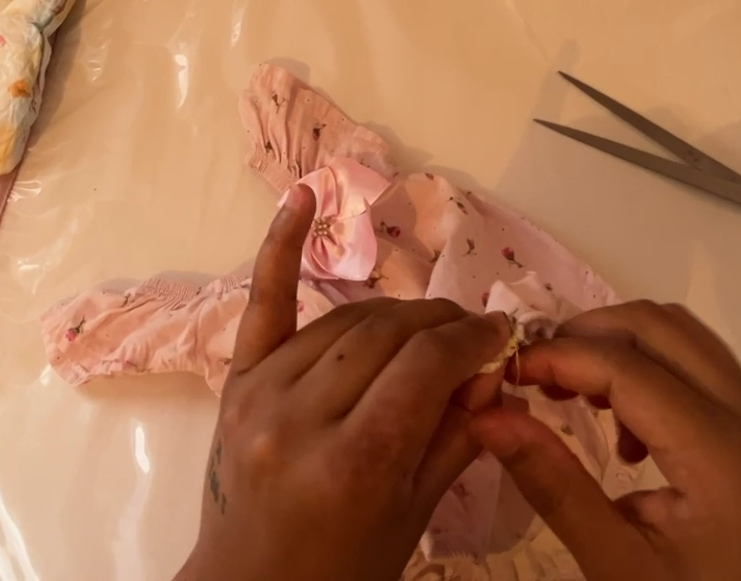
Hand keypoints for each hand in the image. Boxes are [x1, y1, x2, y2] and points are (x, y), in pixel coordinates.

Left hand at [176, 185, 511, 580]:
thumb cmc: (342, 569)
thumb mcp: (413, 516)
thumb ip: (456, 434)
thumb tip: (492, 369)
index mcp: (353, 462)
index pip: (426, 365)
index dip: (473, 339)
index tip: (501, 333)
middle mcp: (301, 415)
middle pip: (389, 334)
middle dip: (443, 325)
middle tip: (473, 333)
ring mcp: (261, 389)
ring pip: (349, 321)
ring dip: (398, 316)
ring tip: (431, 326)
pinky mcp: (239, 376)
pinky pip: (265, 301)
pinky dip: (282, 245)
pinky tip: (302, 197)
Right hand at [471, 301, 740, 579]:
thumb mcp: (619, 571)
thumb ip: (553, 485)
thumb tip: (485, 416)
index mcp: (724, 459)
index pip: (626, 368)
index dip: (557, 357)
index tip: (506, 373)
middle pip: (659, 325)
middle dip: (587, 334)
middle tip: (538, 373)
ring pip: (682, 334)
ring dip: (618, 344)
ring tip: (575, 391)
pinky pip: (700, 364)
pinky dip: (649, 366)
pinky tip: (624, 430)